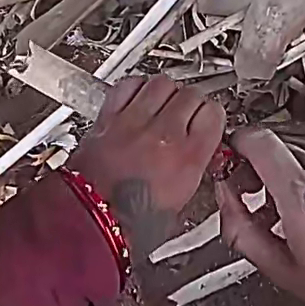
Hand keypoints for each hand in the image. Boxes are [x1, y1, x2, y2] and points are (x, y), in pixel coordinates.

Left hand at [68, 75, 224, 250]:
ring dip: (167, 92)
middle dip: (192, 103)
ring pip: (162, 83)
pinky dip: (137, 88)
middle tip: (186, 116)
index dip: (211, 117)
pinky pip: (129, 85)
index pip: (214, 113)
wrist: (90, 220)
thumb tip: (200, 153)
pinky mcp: (108, 117)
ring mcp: (134, 121)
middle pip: (190, 93)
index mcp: (188, 156)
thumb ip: (195, 168)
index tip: (206, 123)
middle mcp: (163, 133)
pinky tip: (138, 101)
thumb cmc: (131, 222)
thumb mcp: (181, 201)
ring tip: (163, 105)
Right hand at [218, 127, 304, 305]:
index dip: (236, 146)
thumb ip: (239, 229)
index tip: (230, 162)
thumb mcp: (279, 269)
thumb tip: (225, 201)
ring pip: (297, 153)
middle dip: (255, 165)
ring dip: (280, 172)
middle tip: (250, 193)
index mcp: (302, 195)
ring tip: (282, 208)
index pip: (258, 141)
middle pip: (275, 145)